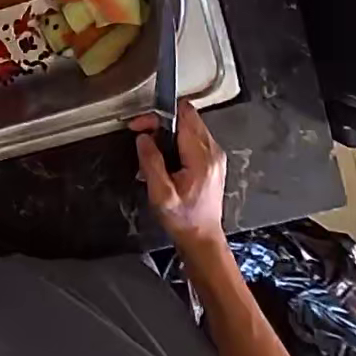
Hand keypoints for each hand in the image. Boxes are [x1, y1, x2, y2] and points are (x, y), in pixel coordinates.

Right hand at [129, 100, 226, 251]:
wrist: (203, 239)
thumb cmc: (183, 220)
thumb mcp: (161, 194)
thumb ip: (150, 162)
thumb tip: (143, 137)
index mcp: (201, 157)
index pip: (182, 116)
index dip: (158, 116)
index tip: (140, 127)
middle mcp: (212, 151)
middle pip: (187, 116)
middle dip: (161, 121)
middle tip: (143, 136)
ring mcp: (215, 155)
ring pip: (190, 124)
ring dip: (169, 130)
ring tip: (152, 149)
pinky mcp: (213, 160)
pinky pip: (194, 137)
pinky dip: (177, 139)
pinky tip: (166, 157)